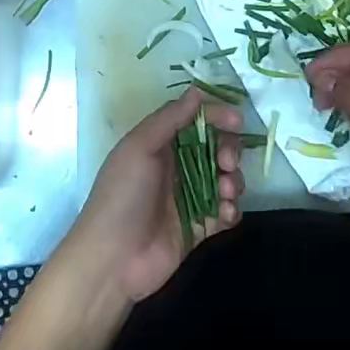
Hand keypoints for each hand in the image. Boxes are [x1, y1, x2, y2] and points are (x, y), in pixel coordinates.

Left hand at [54, 88, 245, 303]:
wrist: (113, 258)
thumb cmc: (122, 194)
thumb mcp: (140, 147)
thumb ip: (170, 119)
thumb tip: (197, 91)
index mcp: (159, 144)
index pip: (195, 120)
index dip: (217, 117)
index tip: (237, 122)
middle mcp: (175, 167)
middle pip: (216, 148)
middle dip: (229, 151)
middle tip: (227, 163)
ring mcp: (188, 197)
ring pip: (225, 179)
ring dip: (233, 181)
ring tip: (224, 193)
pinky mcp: (198, 227)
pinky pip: (225, 212)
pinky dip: (231, 210)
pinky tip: (223, 214)